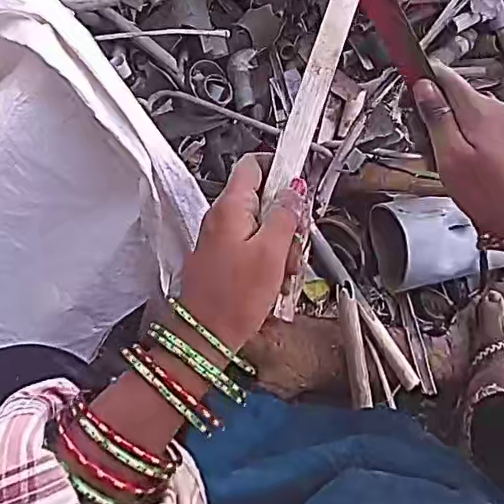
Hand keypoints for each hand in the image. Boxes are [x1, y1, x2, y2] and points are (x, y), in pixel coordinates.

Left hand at [176, 155, 307, 351]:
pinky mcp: (224, 258)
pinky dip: (270, 259)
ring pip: (263, 224)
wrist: (205, 339)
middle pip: (264, 197)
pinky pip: (255, 246)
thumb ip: (286, 215)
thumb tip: (294, 190)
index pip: (254, 164)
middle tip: (295, 240)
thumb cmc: (233, 299)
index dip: (280, 168)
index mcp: (230, 207)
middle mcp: (221, 217)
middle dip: (286, 217)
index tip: (299, 184)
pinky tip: (274, 279)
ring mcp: (221, 238)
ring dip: (281, 243)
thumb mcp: (271, 252)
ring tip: (284, 268)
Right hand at [411, 64, 503, 237]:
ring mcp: (501, 123)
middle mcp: (494, 109)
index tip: (406, 88)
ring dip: (444, 125)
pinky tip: (455, 160)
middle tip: (419, 133)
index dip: (421, 78)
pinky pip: (472, 126)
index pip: (444, 75)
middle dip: (431, 107)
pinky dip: (458, 137)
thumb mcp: (450, 155)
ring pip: (461, 110)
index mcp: (478, 109)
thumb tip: (424, 87)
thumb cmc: (490, 194)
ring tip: (436, 152)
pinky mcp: (503, 138)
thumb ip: (436, 117)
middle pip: (452, 92)